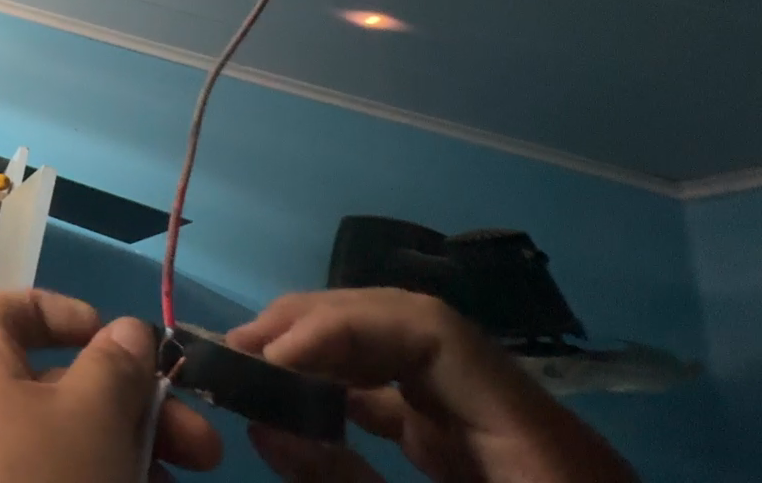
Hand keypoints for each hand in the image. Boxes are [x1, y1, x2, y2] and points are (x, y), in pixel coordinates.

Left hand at [0, 289, 222, 482]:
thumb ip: (114, 366)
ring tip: (190, 478)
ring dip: (131, 452)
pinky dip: (102, 480)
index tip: (119, 339)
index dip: (61, 311)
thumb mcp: (91, 416)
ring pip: (65, 441)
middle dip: (134, 406)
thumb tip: (129, 329)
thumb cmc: (38, 479)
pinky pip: (53, 479)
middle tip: (203, 444)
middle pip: (57, 384)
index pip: (7, 309)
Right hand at [225, 289, 637, 482]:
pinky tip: (298, 398)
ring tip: (256, 362)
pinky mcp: (477, 453)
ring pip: (399, 352)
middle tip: (242, 348)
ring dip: (322, 348)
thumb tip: (262, 427)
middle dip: (317, 326)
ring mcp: (496, 431)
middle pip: (406, 326)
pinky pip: (403, 397)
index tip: (270, 358)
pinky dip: (343, 388)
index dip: (342, 327)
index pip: (431, 331)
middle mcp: (516, 415)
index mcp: (538, 441)